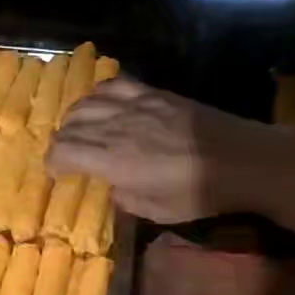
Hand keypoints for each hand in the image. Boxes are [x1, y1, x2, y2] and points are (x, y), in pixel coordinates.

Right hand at [47, 78, 278, 222]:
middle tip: (67, 156)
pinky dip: (99, 93)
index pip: (62, 151)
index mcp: (113, 160)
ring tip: (78, 129)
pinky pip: (114, 84)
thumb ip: (123, 197)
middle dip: (60, 142)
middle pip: (69, 126)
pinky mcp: (154, 94)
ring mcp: (135, 106)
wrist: (243, 161)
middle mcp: (116, 128)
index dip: (52, 163)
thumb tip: (112, 186)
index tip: (57, 173)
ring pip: (86, 103)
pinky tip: (100, 103)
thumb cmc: (198, 194)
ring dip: (74, 118)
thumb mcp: (154, 211)